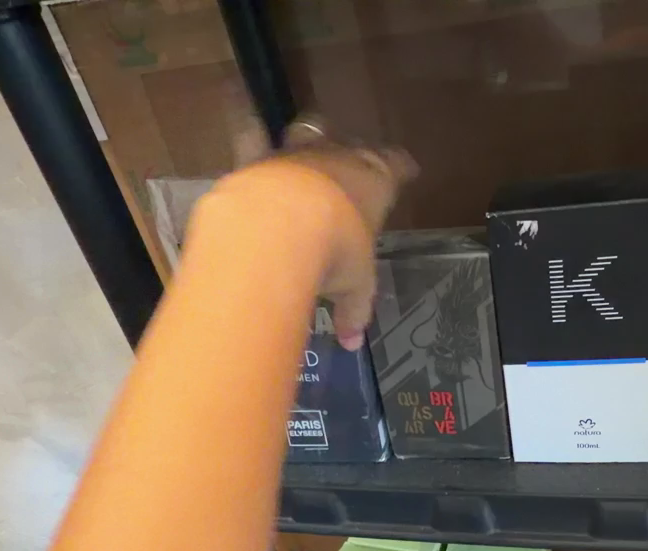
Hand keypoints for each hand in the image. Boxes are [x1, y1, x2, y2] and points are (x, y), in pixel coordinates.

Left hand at [214, 117, 415, 348]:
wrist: (280, 229)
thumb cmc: (336, 255)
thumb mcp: (354, 289)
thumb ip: (354, 312)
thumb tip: (352, 344)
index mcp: (375, 186)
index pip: (395, 168)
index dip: (401, 169)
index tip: (407, 169)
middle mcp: (339, 160)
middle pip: (353, 145)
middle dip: (355, 150)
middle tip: (353, 159)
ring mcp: (297, 155)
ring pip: (308, 129)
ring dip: (308, 134)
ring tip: (305, 135)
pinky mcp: (257, 158)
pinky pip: (250, 130)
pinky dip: (246, 122)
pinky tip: (240, 110)